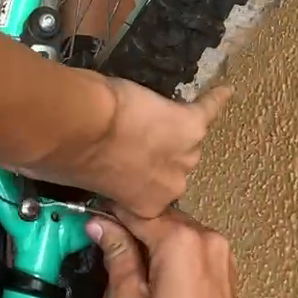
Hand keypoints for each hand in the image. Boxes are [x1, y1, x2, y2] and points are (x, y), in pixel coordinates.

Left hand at [30, 78, 229, 217]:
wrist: (79, 128)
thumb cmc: (70, 157)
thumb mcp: (84, 179)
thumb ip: (103, 178)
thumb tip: (97, 168)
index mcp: (147, 206)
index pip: (150, 190)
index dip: (135, 170)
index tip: (122, 158)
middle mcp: (172, 186)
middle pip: (170, 166)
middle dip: (152, 152)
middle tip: (128, 135)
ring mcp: (185, 154)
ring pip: (183, 139)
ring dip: (167, 127)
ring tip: (144, 112)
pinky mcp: (190, 123)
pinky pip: (208, 110)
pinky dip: (216, 100)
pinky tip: (227, 91)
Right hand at [88, 208, 273, 297]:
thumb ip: (116, 257)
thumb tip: (101, 226)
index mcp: (182, 242)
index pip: (136, 211)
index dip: (109, 216)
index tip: (91, 223)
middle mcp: (208, 240)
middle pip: (157, 222)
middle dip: (130, 242)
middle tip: (106, 273)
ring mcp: (221, 257)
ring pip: (172, 239)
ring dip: (147, 257)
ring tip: (125, 295)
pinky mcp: (226, 275)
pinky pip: (189, 255)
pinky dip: (168, 267)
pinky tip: (150, 297)